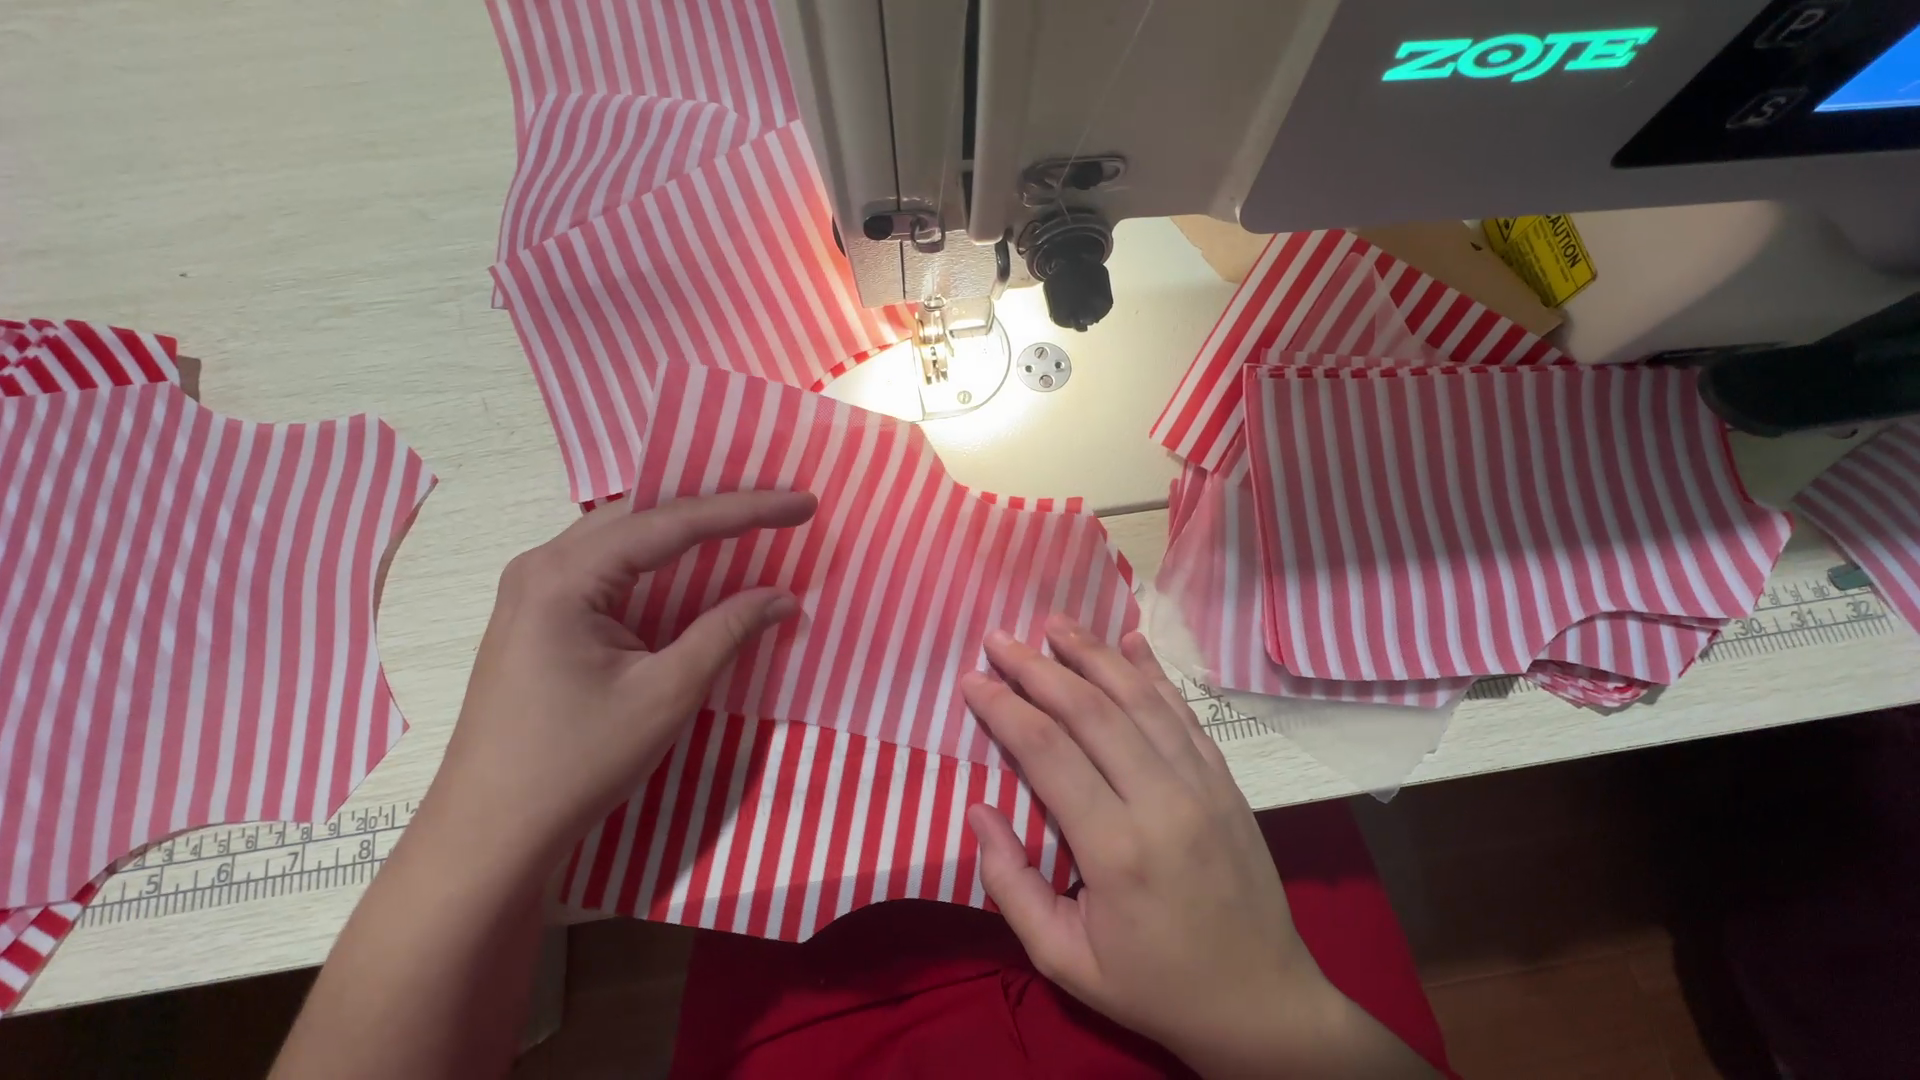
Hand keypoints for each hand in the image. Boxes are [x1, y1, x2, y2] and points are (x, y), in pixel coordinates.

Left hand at [425, 491, 816, 878]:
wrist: (491, 830)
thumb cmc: (577, 762)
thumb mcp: (665, 695)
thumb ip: (725, 633)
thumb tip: (784, 596)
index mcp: (565, 575)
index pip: (671, 522)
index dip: (745, 509)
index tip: (803, 502)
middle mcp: (543, 565)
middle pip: (644, 515)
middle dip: (716, 506)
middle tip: (779, 504)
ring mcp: (534, 588)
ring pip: (625, 537)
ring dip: (687, 530)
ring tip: (748, 522)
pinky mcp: (540, 615)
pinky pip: (610, 566)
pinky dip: (661, 561)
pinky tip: (695, 565)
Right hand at [962, 616, 1431, 1078]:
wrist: (1261, 1001)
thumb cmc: (1153, 985)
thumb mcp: (1064, 960)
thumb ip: (1011, 886)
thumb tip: (977, 810)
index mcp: (1115, 849)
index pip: (1047, 752)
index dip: (1005, 708)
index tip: (972, 681)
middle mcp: (1162, 801)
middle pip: (1091, 710)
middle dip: (1039, 668)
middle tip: (1000, 638)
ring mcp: (1202, 784)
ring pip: (1141, 699)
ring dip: (1094, 655)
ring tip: (1055, 623)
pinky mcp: (1227, 780)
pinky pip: (1185, 713)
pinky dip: (1154, 672)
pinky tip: (1131, 642)